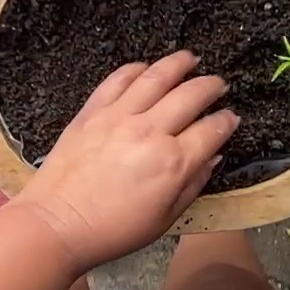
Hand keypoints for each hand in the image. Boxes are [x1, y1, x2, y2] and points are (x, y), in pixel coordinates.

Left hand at [7, 52, 237, 273]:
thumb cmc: (112, 230)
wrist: (57, 224)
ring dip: (178, 63)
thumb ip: (193, 184)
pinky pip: (118, 79)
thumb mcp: (164, 218)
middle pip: (190, 95)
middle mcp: (150, 132)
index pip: (212, 130)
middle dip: (211, 86)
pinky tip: (146, 67)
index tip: (231, 117)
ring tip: (190, 59)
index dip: (227, 121)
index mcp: (173, 163)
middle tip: (218, 84)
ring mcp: (119, 117)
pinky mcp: (92, 112)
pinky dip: (136, 69)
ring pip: (157, 77)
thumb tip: (212, 157)